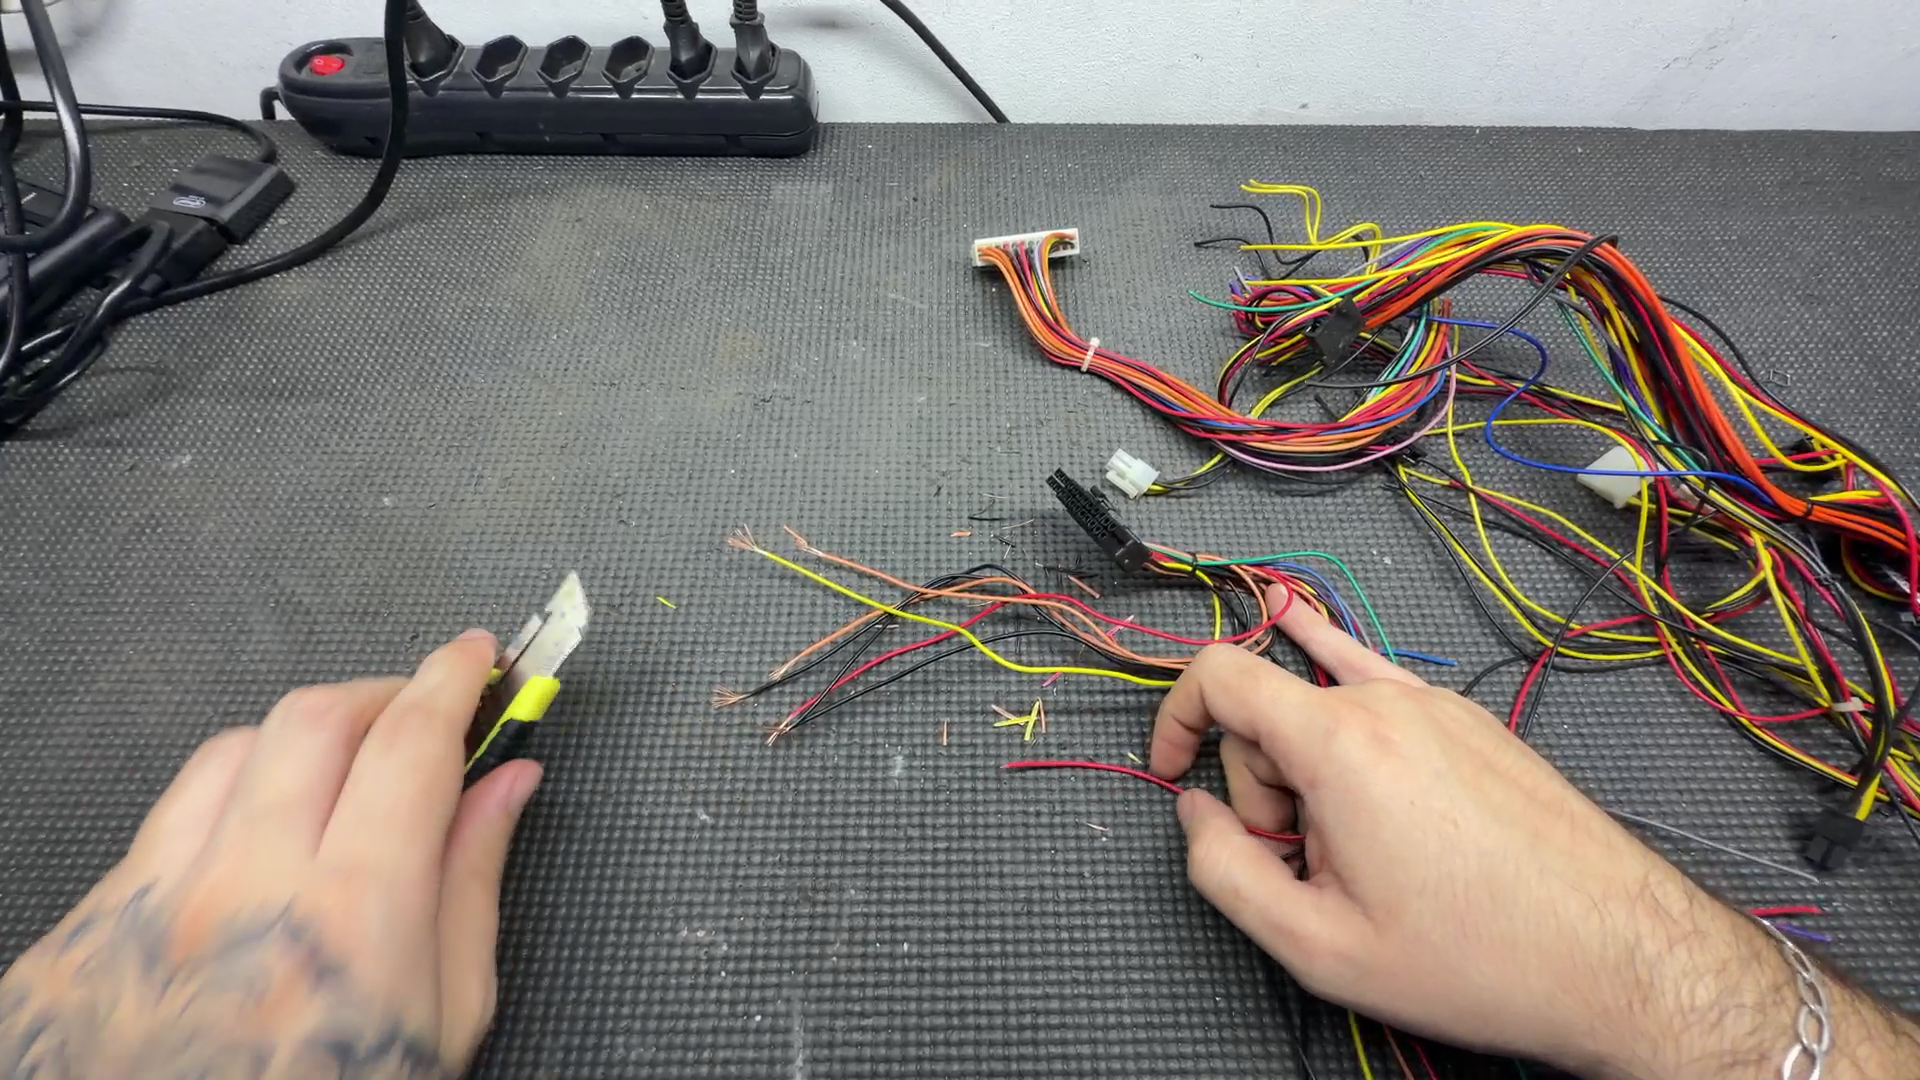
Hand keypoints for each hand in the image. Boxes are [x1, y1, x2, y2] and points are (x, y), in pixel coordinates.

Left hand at [0, 630, 541, 1078]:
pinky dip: (235, 802)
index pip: (413, 743)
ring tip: (348, 770)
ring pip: (233, 751)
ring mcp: (138, 914)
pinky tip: (261, 849)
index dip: (454, 678)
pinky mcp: (66, 944)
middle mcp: (239, 892)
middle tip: (425, 709)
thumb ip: (477, 876)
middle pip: (316, 719)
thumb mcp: (450, 1008)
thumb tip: (511, 780)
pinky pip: (162, 825)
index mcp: (353, 911)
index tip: (481, 652)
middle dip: (387, 690)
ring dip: (311, 735)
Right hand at [1150, 587, 1919, 1079]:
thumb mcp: (1317, 946)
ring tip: (1351, 845)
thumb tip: (1195, 806)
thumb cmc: (1473, 961)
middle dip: (1258, 783)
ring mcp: (1429, 701)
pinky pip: (1369, 671)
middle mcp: (1381, 701)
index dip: (1174, 714)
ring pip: (1315, 705)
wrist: (1640, 969)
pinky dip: (1325, 659)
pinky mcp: (1463, 717)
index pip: (1218, 674)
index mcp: (1338, 742)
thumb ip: (1221, 868)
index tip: (1167, 769)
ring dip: (1301, 766)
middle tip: (1303, 862)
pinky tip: (1303, 626)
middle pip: (1267, 710)